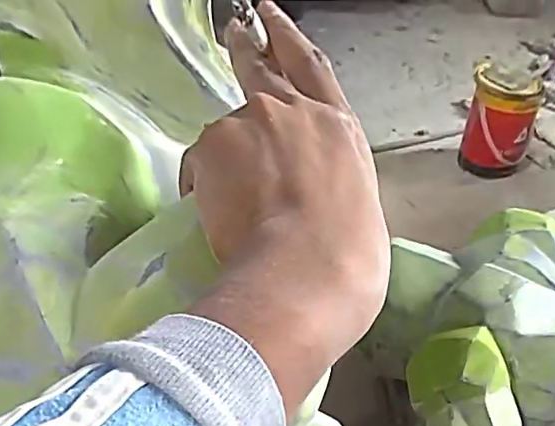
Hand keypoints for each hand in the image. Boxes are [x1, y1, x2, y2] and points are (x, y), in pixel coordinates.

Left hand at [184, 1, 388, 416]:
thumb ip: (331, 197)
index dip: (290, 42)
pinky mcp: (215, 146)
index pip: (312, 70)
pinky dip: (200, 188)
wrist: (308, 272)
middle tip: (234, 33)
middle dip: (248, 47)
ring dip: (222, 153)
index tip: (273, 20)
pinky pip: (198, 167)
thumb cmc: (347, 263)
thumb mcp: (356, 218)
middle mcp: (295, 113)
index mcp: (339, 131)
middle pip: (264, 68)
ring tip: (223, 191)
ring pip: (226, 130)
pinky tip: (210, 216)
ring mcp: (252, 122)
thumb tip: (316, 217)